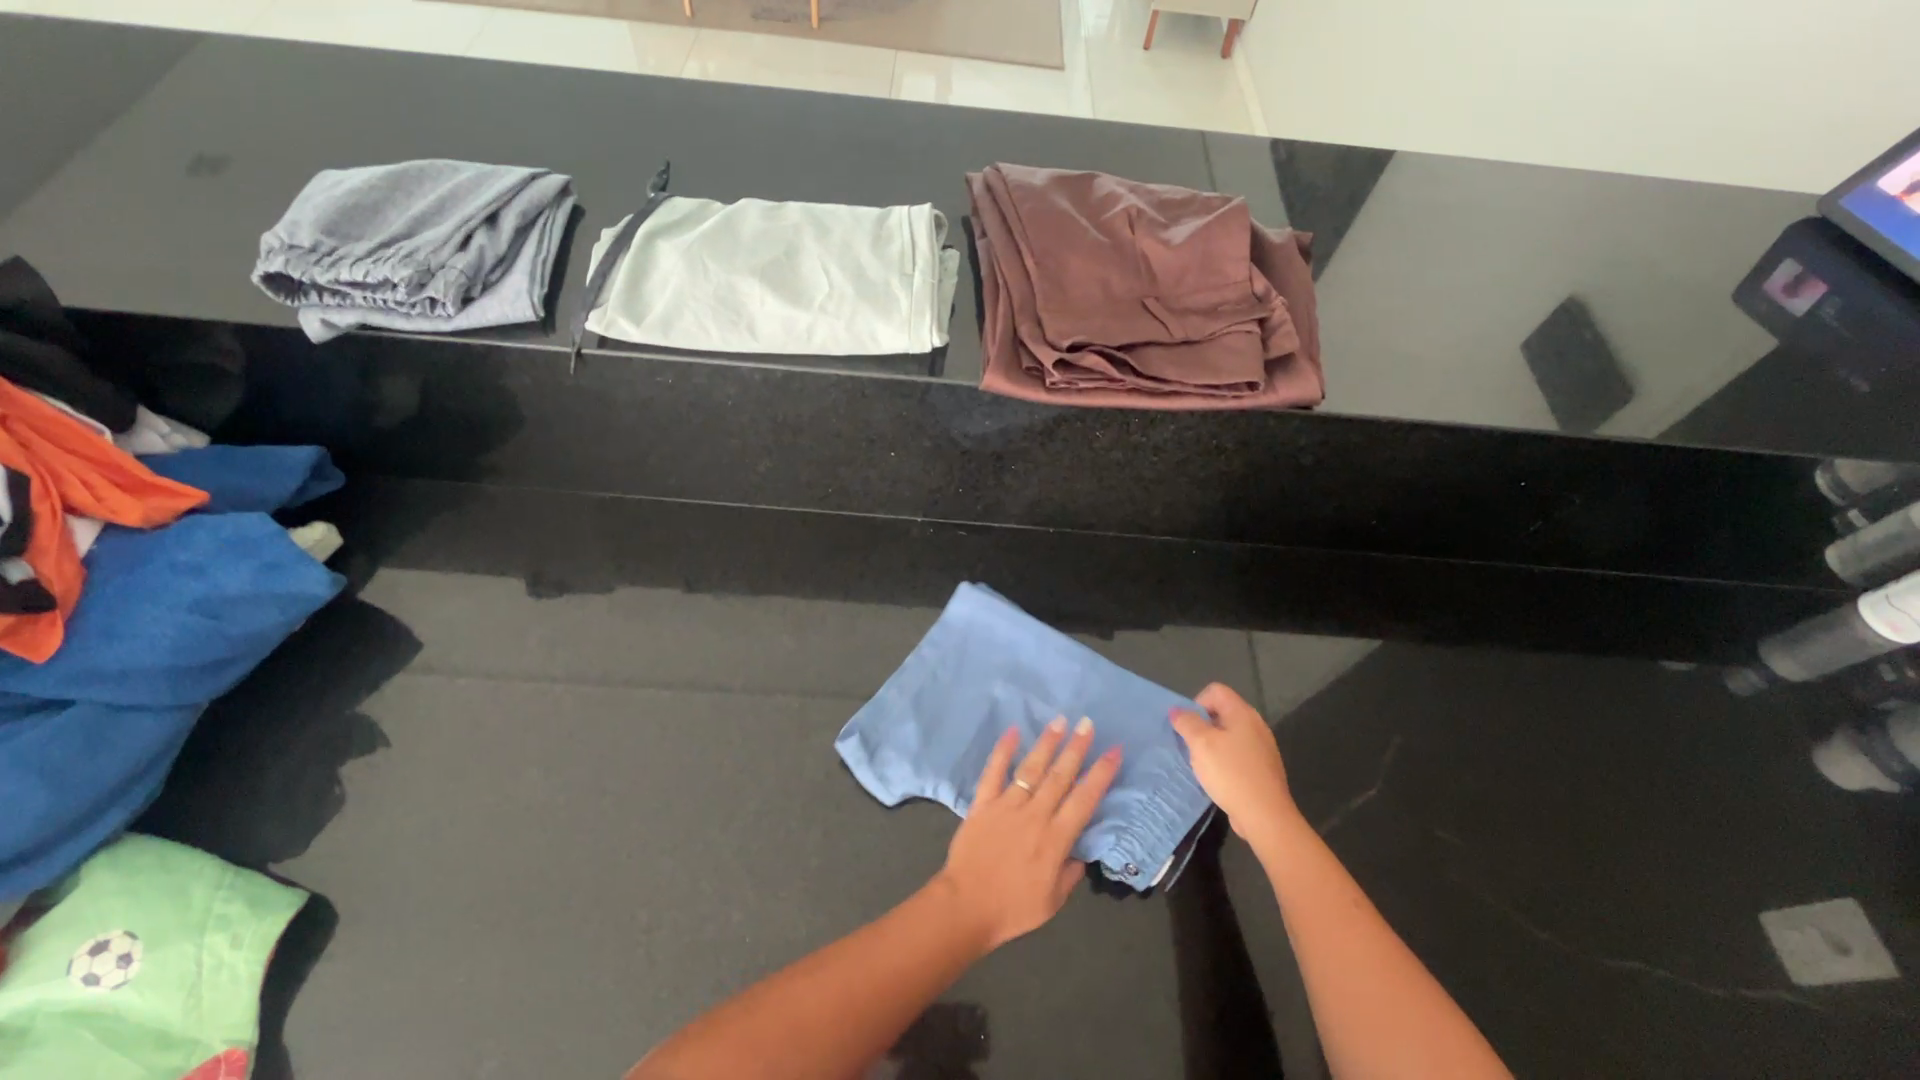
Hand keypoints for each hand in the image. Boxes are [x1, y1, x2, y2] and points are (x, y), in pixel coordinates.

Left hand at [933, 716, 1121, 950]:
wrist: (966, 907)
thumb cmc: (1012, 909)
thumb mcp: (1054, 901)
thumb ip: (1070, 873)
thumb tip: (1081, 853)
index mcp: (1056, 839)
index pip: (1085, 800)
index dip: (1101, 774)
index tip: (1114, 751)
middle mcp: (1035, 815)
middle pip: (1060, 776)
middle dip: (1076, 748)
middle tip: (1087, 723)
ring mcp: (1006, 806)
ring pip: (1031, 769)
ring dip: (1046, 744)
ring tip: (1059, 721)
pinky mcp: (982, 805)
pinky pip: (993, 773)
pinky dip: (1003, 751)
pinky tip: (1012, 731)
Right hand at [1170, 683, 1299, 840]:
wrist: (1264, 814)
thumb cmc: (1230, 773)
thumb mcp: (1201, 744)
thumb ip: (1187, 723)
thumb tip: (1177, 711)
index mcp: (1243, 713)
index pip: (1215, 691)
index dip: (1196, 703)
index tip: (1188, 727)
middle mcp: (1255, 725)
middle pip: (1222, 712)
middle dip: (1202, 725)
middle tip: (1191, 746)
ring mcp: (1262, 747)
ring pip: (1229, 734)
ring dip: (1212, 744)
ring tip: (1202, 764)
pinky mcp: (1262, 767)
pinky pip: (1237, 753)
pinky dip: (1224, 759)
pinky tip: (1218, 777)